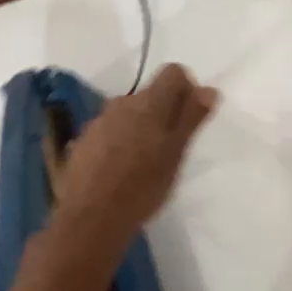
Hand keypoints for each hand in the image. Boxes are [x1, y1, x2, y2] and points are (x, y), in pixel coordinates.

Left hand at [56, 64, 218, 228]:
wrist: (92, 218)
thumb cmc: (144, 186)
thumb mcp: (177, 153)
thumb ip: (192, 118)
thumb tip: (209, 89)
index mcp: (148, 103)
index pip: (173, 72)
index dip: (186, 89)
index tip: (190, 119)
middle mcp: (120, 104)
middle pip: (150, 95)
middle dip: (164, 113)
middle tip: (172, 148)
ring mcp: (98, 123)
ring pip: (128, 115)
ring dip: (140, 129)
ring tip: (145, 164)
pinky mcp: (82, 143)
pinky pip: (109, 132)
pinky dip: (119, 144)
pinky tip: (121, 172)